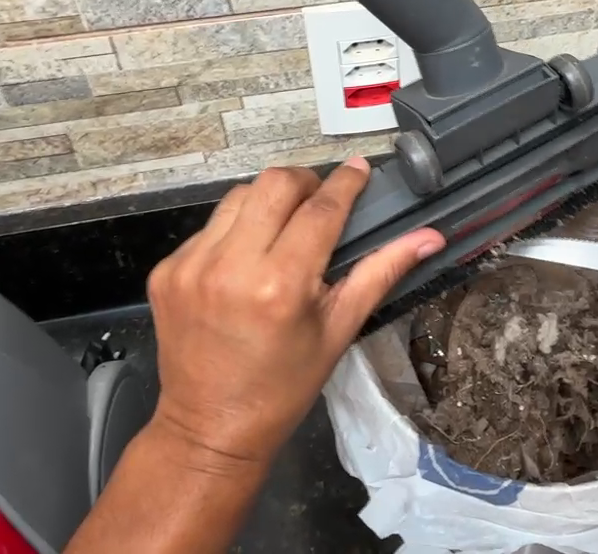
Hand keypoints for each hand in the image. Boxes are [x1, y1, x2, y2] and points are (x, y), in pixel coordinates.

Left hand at [145, 160, 443, 472]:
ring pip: (240, 195)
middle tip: (320, 201)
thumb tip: (430, 236)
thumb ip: (382, 271)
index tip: (360, 169)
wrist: (209, 428)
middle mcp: (230, 266)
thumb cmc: (284, 385)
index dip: (345, 182)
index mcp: (280, 285)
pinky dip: (237, 228)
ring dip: (269, 201)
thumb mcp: (339, 329)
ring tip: (283, 229)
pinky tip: (248, 257)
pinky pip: (211, 224)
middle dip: (305, 182)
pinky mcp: (167, 269)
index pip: (320, 208)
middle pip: (275, 183)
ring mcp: (191, 265)